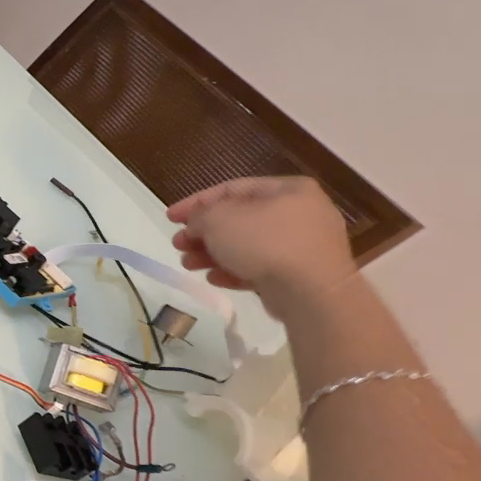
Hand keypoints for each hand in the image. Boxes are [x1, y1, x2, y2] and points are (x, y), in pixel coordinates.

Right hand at [166, 176, 356, 312]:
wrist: (311, 292)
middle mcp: (299, 211)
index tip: (169, 218)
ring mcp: (303, 244)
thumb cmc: (264, 243)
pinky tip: (214, 279)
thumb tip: (197, 223)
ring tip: (189, 266)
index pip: (231, 189)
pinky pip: (260, 266)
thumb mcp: (219, 220)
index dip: (194, 202)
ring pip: (246, 244)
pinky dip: (234, 270)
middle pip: (237, 219)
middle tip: (178, 245)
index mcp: (288, 189)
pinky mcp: (300, 272)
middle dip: (202, 233)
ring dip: (212, 254)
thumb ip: (199, 215)